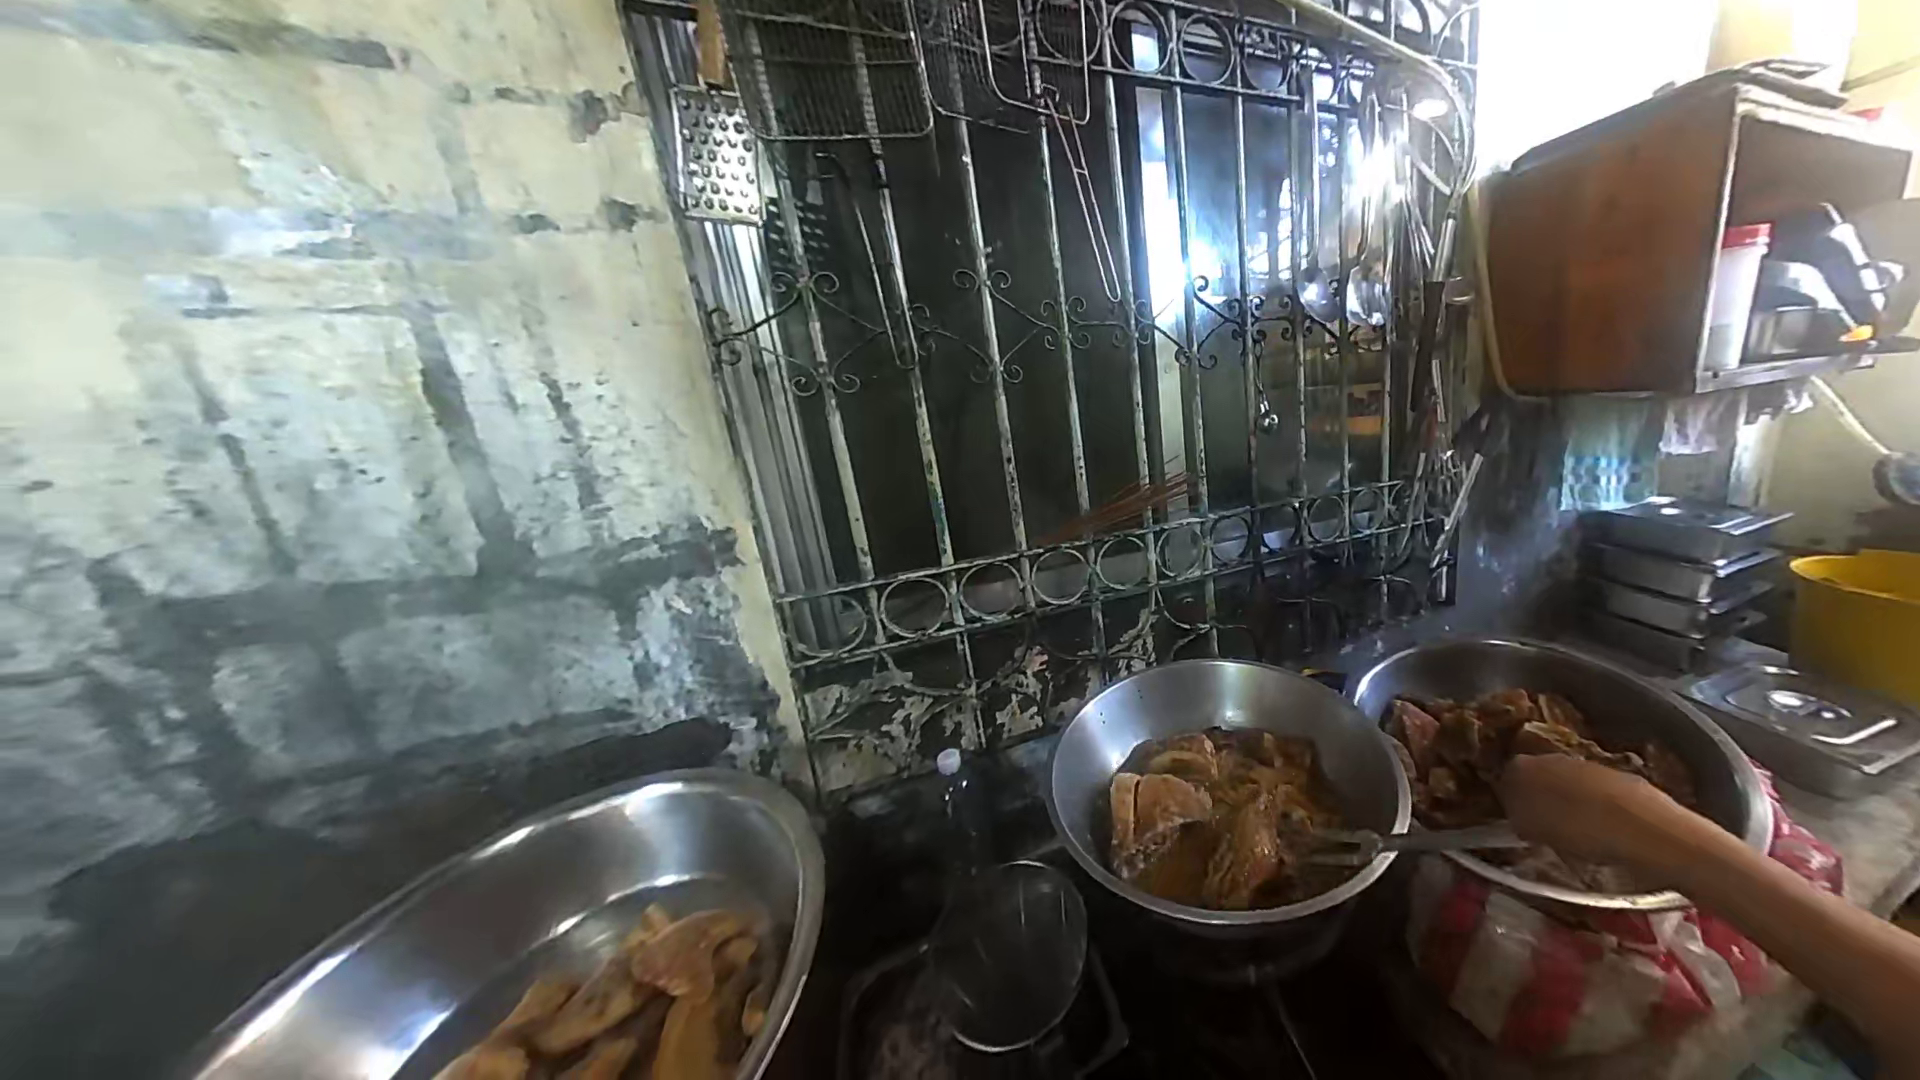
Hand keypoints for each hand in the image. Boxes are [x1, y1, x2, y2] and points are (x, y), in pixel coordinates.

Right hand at [1498, 754, 1705, 875]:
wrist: (1654, 834)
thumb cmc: (1581, 833)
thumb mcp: (1532, 832)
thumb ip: (1518, 818)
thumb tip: (1518, 816)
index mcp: (1519, 765)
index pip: (1504, 779)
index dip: (1511, 799)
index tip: (1518, 818)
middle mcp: (1549, 757)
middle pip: (1538, 776)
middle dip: (1541, 795)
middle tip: (1547, 824)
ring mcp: (1589, 765)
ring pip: (1570, 783)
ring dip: (1573, 801)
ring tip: (1582, 831)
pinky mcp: (1623, 776)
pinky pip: (1601, 793)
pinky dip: (1602, 808)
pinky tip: (1611, 831)